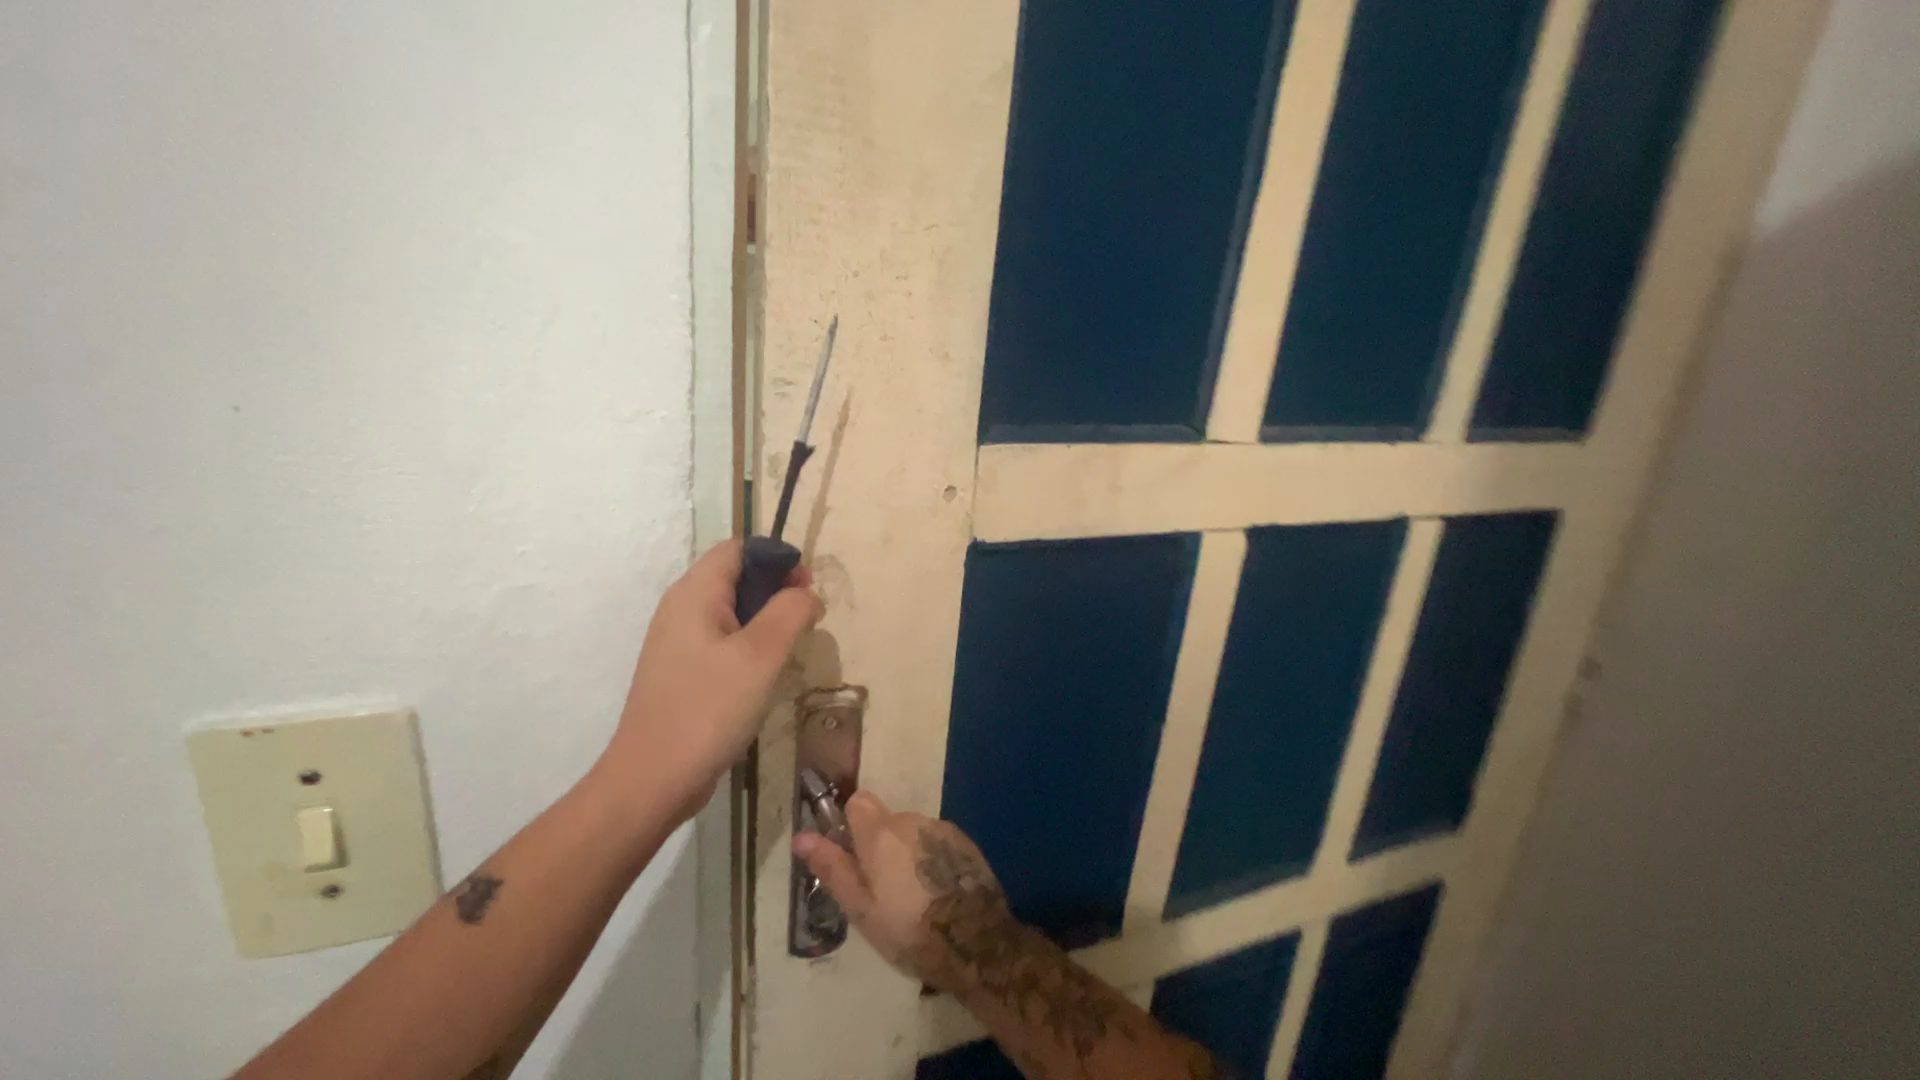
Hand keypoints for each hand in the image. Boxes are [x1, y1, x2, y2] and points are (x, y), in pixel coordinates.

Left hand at [601, 540, 821, 823]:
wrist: (653, 779)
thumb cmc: (708, 710)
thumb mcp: (760, 655)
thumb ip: (790, 612)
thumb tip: (807, 593)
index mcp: (693, 593)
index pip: (738, 549)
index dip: (776, 559)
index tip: (807, 589)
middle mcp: (680, 610)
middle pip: (735, 578)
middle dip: (776, 592)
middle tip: (807, 623)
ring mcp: (678, 644)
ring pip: (732, 613)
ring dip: (766, 623)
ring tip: (791, 651)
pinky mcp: (683, 674)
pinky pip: (723, 644)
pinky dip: (750, 649)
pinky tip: (765, 678)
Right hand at [794, 791, 1014, 993]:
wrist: (976, 941)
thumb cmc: (908, 930)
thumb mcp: (861, 908)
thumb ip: (832, 867)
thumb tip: (801, 836)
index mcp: (881, 833)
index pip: (858, 802)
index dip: (851, 825)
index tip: (852, 856)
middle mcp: (912, 821)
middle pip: (886, 821)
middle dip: (881, 846)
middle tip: (882, 890)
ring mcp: (943, 830)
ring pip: (913, 834)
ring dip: (908, 854)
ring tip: (913, 896)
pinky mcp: (966, 844)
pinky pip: (937, 843)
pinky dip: (931, 859)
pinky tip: (937, 892)